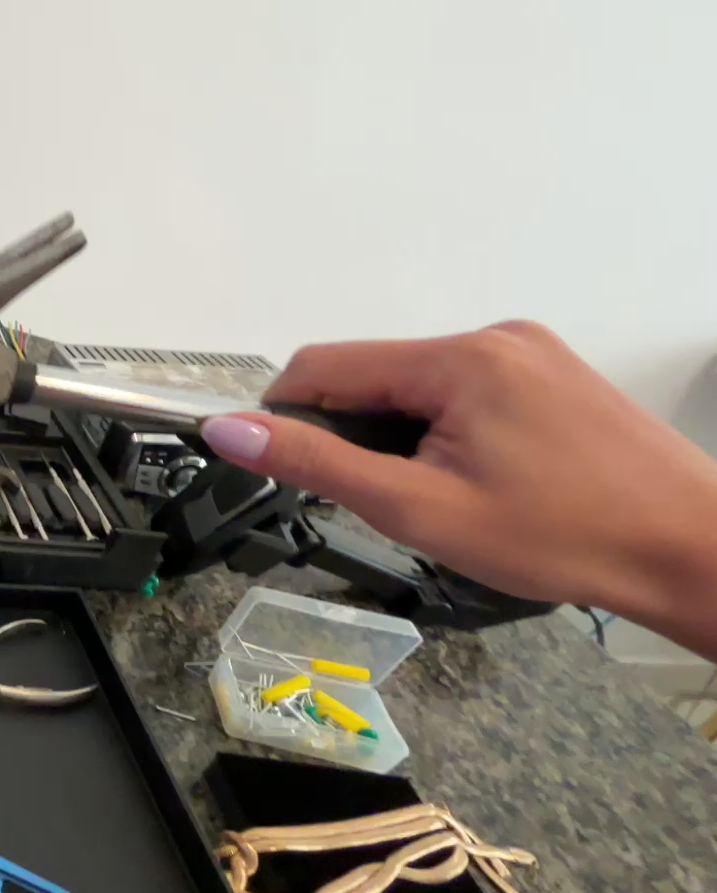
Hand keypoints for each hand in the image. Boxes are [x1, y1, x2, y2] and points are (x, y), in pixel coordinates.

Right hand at [198, 322, 716, 641]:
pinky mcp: (543, 371)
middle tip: (378, 491)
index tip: (302, 472)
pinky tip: (461, 470)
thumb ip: (310, 461)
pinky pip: (447, 388)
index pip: (319, 367)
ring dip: (386, 432)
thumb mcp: (411, 505)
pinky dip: (427, 428)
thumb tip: (223, 429)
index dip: (285, 417)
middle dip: (346, 431)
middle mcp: (491, 337)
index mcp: (457, 360)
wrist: (702, 555)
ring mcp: (523, 351)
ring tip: (427, 486)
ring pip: (401, 384)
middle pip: (363, 375)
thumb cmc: (557, 536)